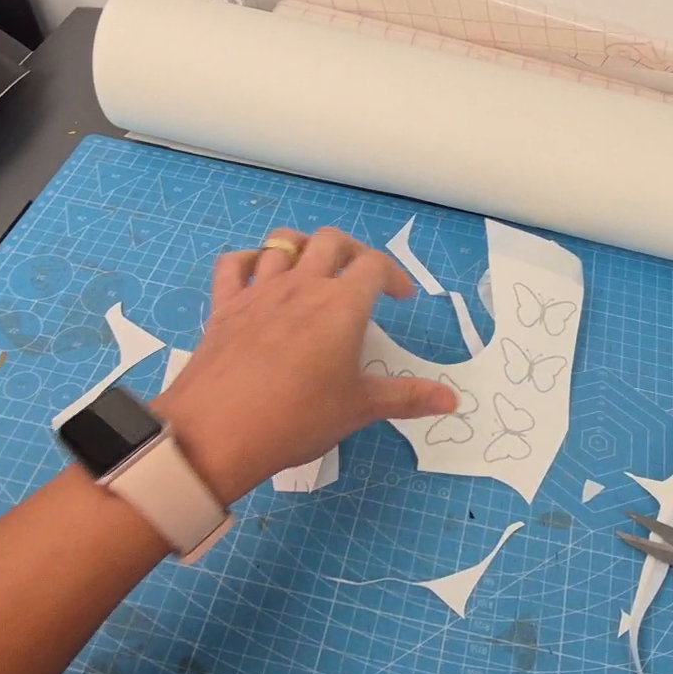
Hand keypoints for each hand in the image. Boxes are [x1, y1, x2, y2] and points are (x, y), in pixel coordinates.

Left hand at [150, 227, 458, 503]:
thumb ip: (408, 398)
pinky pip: (234, 264)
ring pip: (283, 243)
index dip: (394, 276)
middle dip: (352, 252)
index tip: (401, 299)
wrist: (218, 432)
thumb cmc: (298, 418)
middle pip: (331, 241)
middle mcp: (302, 285)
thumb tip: (454, 399)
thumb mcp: (359, 409)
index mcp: (341, 305)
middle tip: (361, 278)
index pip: (375, 266)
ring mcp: (259, 291)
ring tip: (313, 270)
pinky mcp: (224, 305)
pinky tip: (258, 276)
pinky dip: (249, 261)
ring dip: (303, 248)